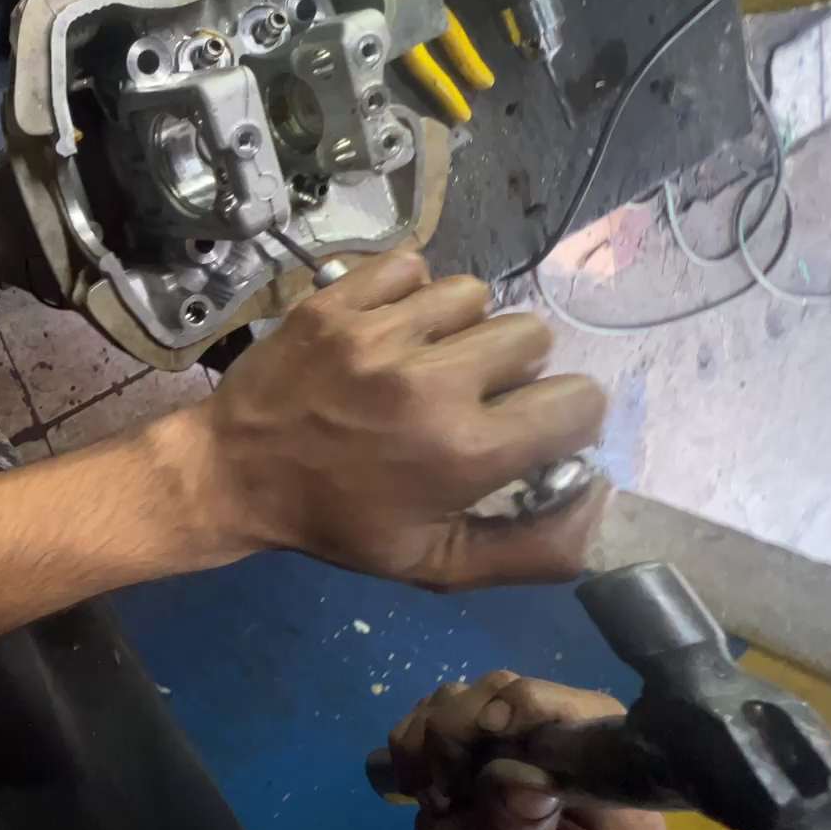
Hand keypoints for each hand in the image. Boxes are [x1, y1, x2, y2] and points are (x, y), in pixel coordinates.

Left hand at [197, 249, 607, 587]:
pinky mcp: (331, 303)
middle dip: (510, 367)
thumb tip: (600, 493)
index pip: (579, 400)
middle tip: (462, 392)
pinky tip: (388, 324)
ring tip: (422, 355)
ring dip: (459, 325)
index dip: (556, 416)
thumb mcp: (433, 564)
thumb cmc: (330, 521)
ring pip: (472, 293)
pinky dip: (408, 289)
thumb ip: (535, 549)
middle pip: (530, 335)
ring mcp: (373, 333)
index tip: (517, 425)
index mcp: (464, 451)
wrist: (230, 471)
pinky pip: (408, 264)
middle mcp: (427, 382)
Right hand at [388, 672, 665, 829]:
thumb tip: (520, 773)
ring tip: (431, 793)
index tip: (488, 728)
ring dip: (429, 738)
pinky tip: (418, 782)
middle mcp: (558, 751)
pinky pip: (427, 708)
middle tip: (442, 782)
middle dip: (460, 726)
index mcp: (602, 793)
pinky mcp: (467, 739)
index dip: (533, 705)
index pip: (586, 713)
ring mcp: (507, 740)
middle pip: (507, 691)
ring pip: (460, 695)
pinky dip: (410, 739)